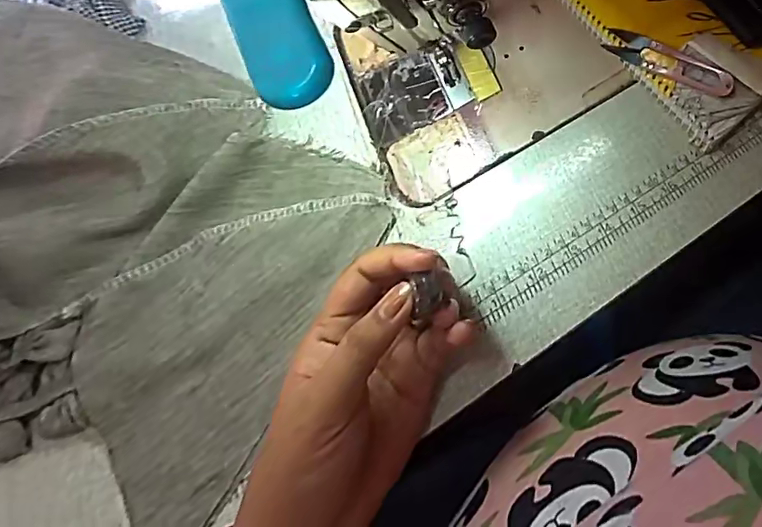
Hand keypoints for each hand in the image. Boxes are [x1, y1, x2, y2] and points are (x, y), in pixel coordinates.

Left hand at [236, 246, 475, 526]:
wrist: (317, 525)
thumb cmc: (298, 460)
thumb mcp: (325, 396)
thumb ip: (365, 342)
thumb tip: (403, 293)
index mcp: (334, 331)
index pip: (365, 277)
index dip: (394, 260)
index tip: (425, 261)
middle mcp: (369, 335)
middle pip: (403, 288)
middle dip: (427, 279)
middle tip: (446, 285)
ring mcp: (397, 356)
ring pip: (429, 313)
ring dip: (446, 306)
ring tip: (454, 316)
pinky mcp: (421, 379)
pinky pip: (443, 346)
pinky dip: (457, 334)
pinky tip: (462, 334)